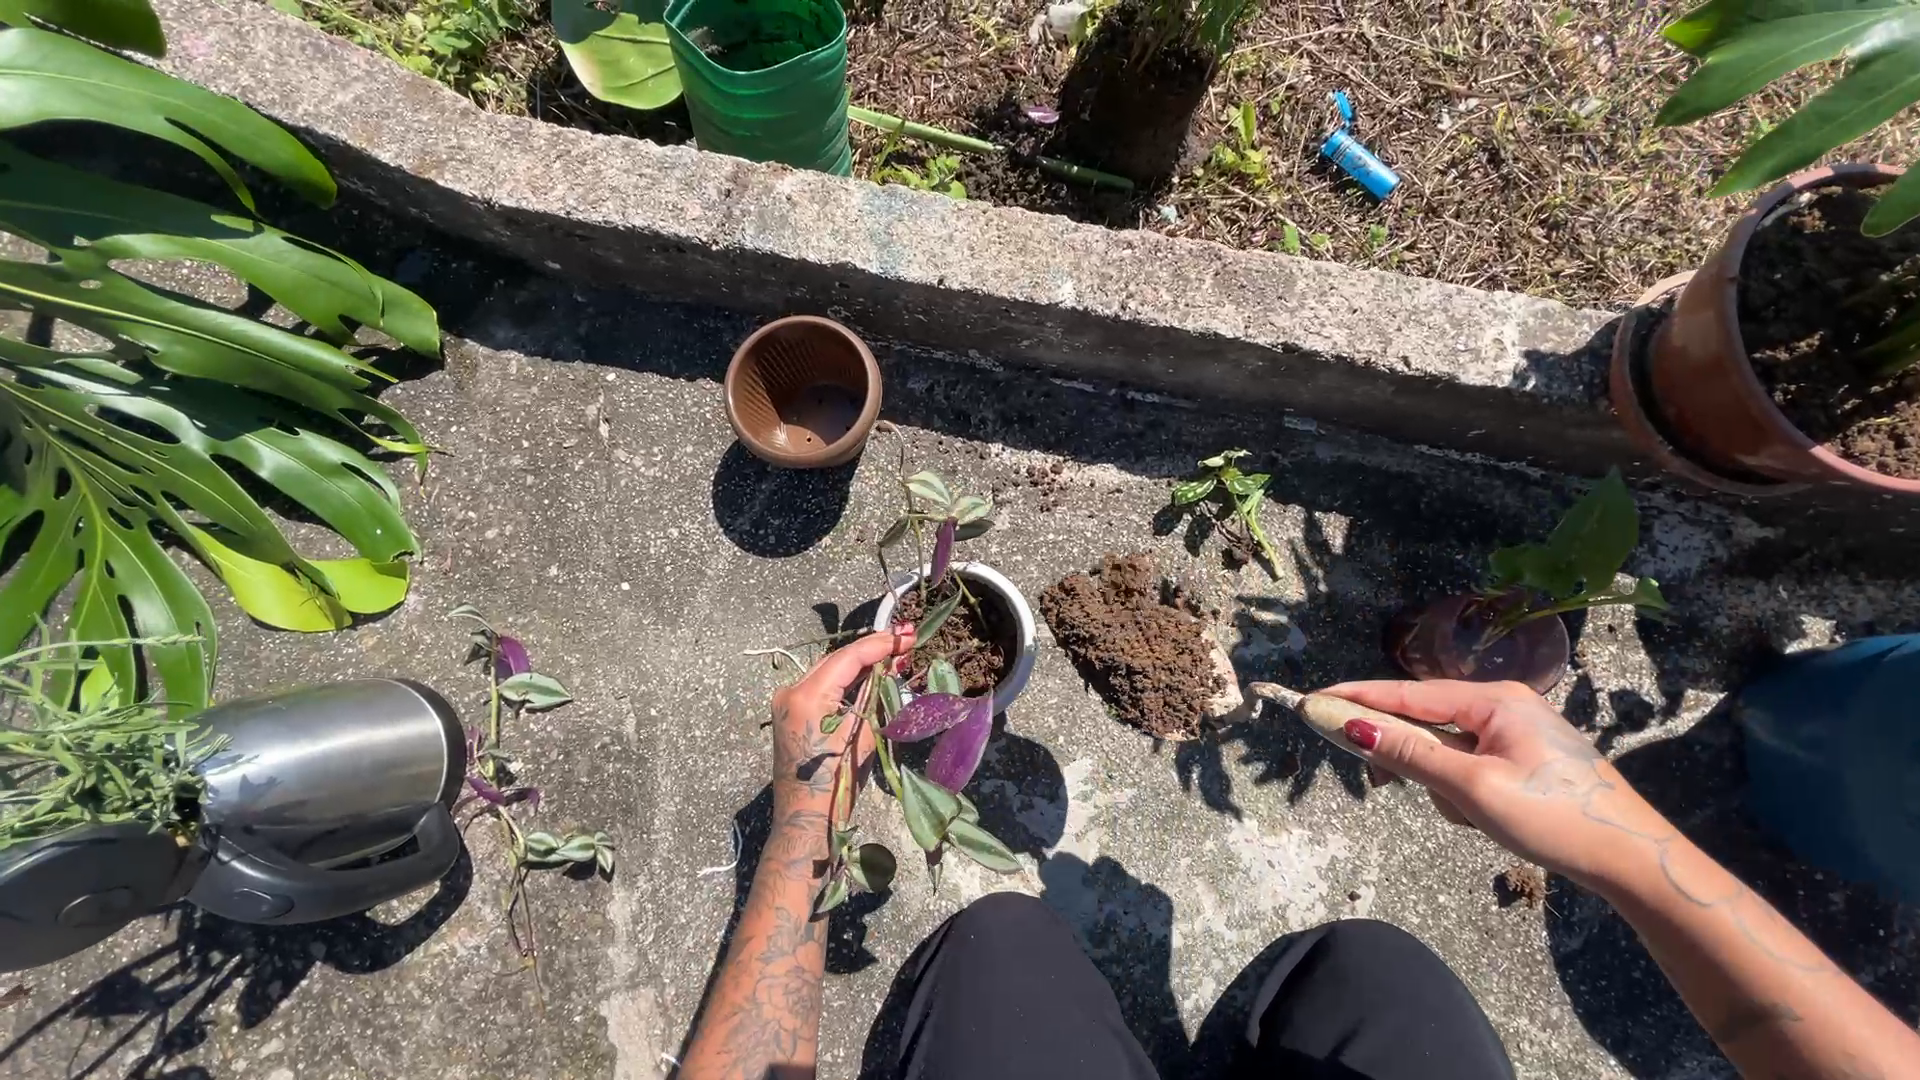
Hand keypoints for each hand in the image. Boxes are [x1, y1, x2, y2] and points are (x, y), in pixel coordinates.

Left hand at [769, 627, 913, 812]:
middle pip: (837, 659)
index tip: (906, 635)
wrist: (804, 817)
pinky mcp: (788, 711)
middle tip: (904, 640)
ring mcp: (785, 701)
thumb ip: (875, 695)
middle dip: (872, 649)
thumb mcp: (863, 736)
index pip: (848, 658)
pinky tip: (869, 673)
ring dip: (860, 662)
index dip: (880, 644)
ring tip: (893, 653)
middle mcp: (790, 691)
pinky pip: (821, 685)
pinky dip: (845, 679)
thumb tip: (892, 666)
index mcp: (806, 696)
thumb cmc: (836, 782)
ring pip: (829, 669)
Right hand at [1323, 679, 1676, 890]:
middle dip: (1407, 752)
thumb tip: (1352, 726)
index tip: (1313, 700)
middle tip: (1386, 777)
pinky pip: (1467, 761)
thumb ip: (1409, 754)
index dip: (1356, 697)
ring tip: (1468, 813)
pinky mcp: (1524, 756)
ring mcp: (1516, 730)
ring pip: (1445, 746)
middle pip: (1424, 718)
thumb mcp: (1472, 789)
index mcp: (1493, 700)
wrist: (1640, 865)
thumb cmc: (1556, 820)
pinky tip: (1484, 813)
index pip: (1406, 693)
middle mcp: (1503, 704)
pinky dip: (1460, 785)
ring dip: (1440, 778)